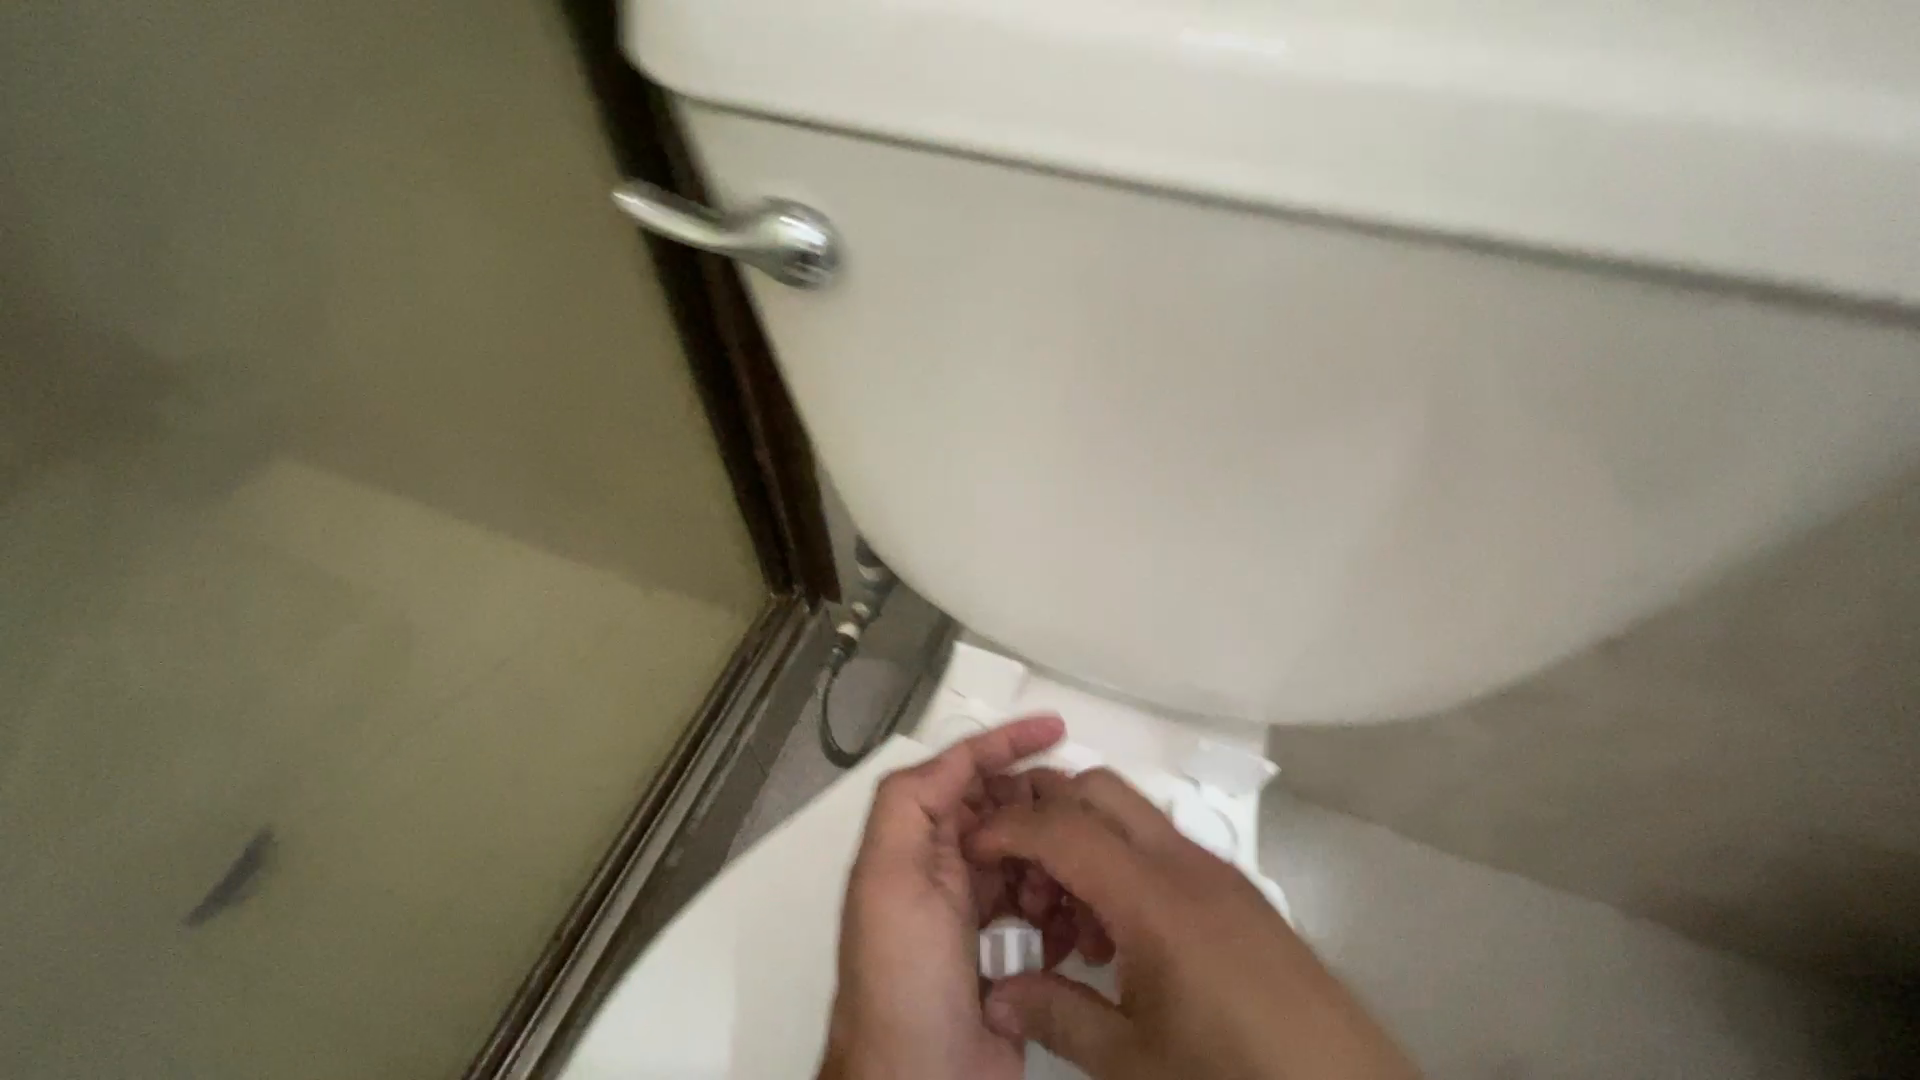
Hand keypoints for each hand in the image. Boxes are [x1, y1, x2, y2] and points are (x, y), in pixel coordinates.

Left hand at [817, 714, 1066, 1079]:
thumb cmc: (902, 977)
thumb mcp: (888, 879)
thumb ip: (910, 804)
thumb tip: (956, 757)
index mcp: (913, 844)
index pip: (961, 771)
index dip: (1005, 743)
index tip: (1056, 729)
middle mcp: (942, 869)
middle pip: (1002, 810)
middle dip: (1039, 810)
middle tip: (1079, 821)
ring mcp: (975, 912)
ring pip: (1029, 857)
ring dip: (1054, 864)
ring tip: (1071, 887)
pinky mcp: (1006, 952)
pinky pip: (1042, 908)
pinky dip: (1059, 907)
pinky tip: (1070, 927)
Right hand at [969, 768, 1419, 1079]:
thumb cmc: (1233, 1074)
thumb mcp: (1133, 1061)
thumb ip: (1057, 1015)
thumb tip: (996, 995)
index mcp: (1153, 896)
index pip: (1063, 828)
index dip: (1008, 829)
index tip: (971, 848)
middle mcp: (1184, 862)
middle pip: (1098, 790)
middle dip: (1044, 810)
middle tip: (1015, 869)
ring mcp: (1216, 871)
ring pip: (1130, 815)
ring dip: (1084, 840)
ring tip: (1069, 920)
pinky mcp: (1235, 891)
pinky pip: (1161, 847)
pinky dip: (1121, 863)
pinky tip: (1119, 937)